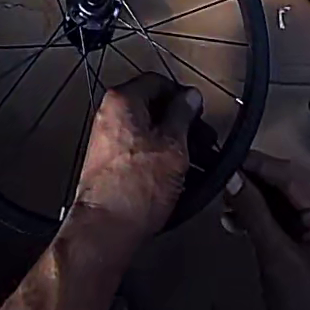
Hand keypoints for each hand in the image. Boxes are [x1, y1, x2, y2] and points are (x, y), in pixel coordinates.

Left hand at [71, 73, 203, 246]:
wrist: (106, 228)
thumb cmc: (137, 186)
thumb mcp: (173, 145)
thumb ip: (183, 115)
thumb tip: (189, 96)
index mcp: (122, 100)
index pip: (157, 82)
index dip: (182, 95)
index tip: (198, 112)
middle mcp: (110, 114)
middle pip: (152, 107)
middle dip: (181, 123)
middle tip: (203, 140)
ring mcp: (107, 139)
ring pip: (148, 131)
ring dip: (174, 143)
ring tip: (198, 163)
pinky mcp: (109, 163)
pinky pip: (139, 150)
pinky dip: (160, 157)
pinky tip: (180, 177)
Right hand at [224, 150, 309, 309]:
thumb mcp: (277, 259)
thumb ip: (254, 213)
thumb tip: (229, 173)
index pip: (295, 179)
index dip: (261, 165)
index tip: (228, 155)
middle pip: (291, 190)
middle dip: (255, 183)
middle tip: (224, 178)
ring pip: (285, 207)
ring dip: (255, 202)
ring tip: (226, 203)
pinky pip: (285, 226)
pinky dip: (261, 221)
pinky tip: (237, 223)